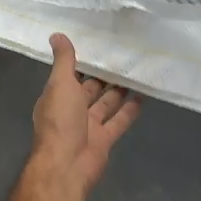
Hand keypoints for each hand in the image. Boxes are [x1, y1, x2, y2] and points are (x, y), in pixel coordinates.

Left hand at [28, 34, 140, 193]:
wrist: (66, 166)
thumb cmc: (60, 121)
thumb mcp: (60, 84)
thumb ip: (64, 61)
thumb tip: (56, 34)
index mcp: (57, 97)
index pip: (71, 75)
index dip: (84, 62)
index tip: (100, 44)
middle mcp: (72, 111)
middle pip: (91, 89)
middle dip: (105, 75)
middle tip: (125, 54)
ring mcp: (89, 127)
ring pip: (107, 103)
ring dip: (120, 89)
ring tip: (137, 69)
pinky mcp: (105, 139)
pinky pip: (119, 120)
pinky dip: (130, 109)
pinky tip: (144, 94)